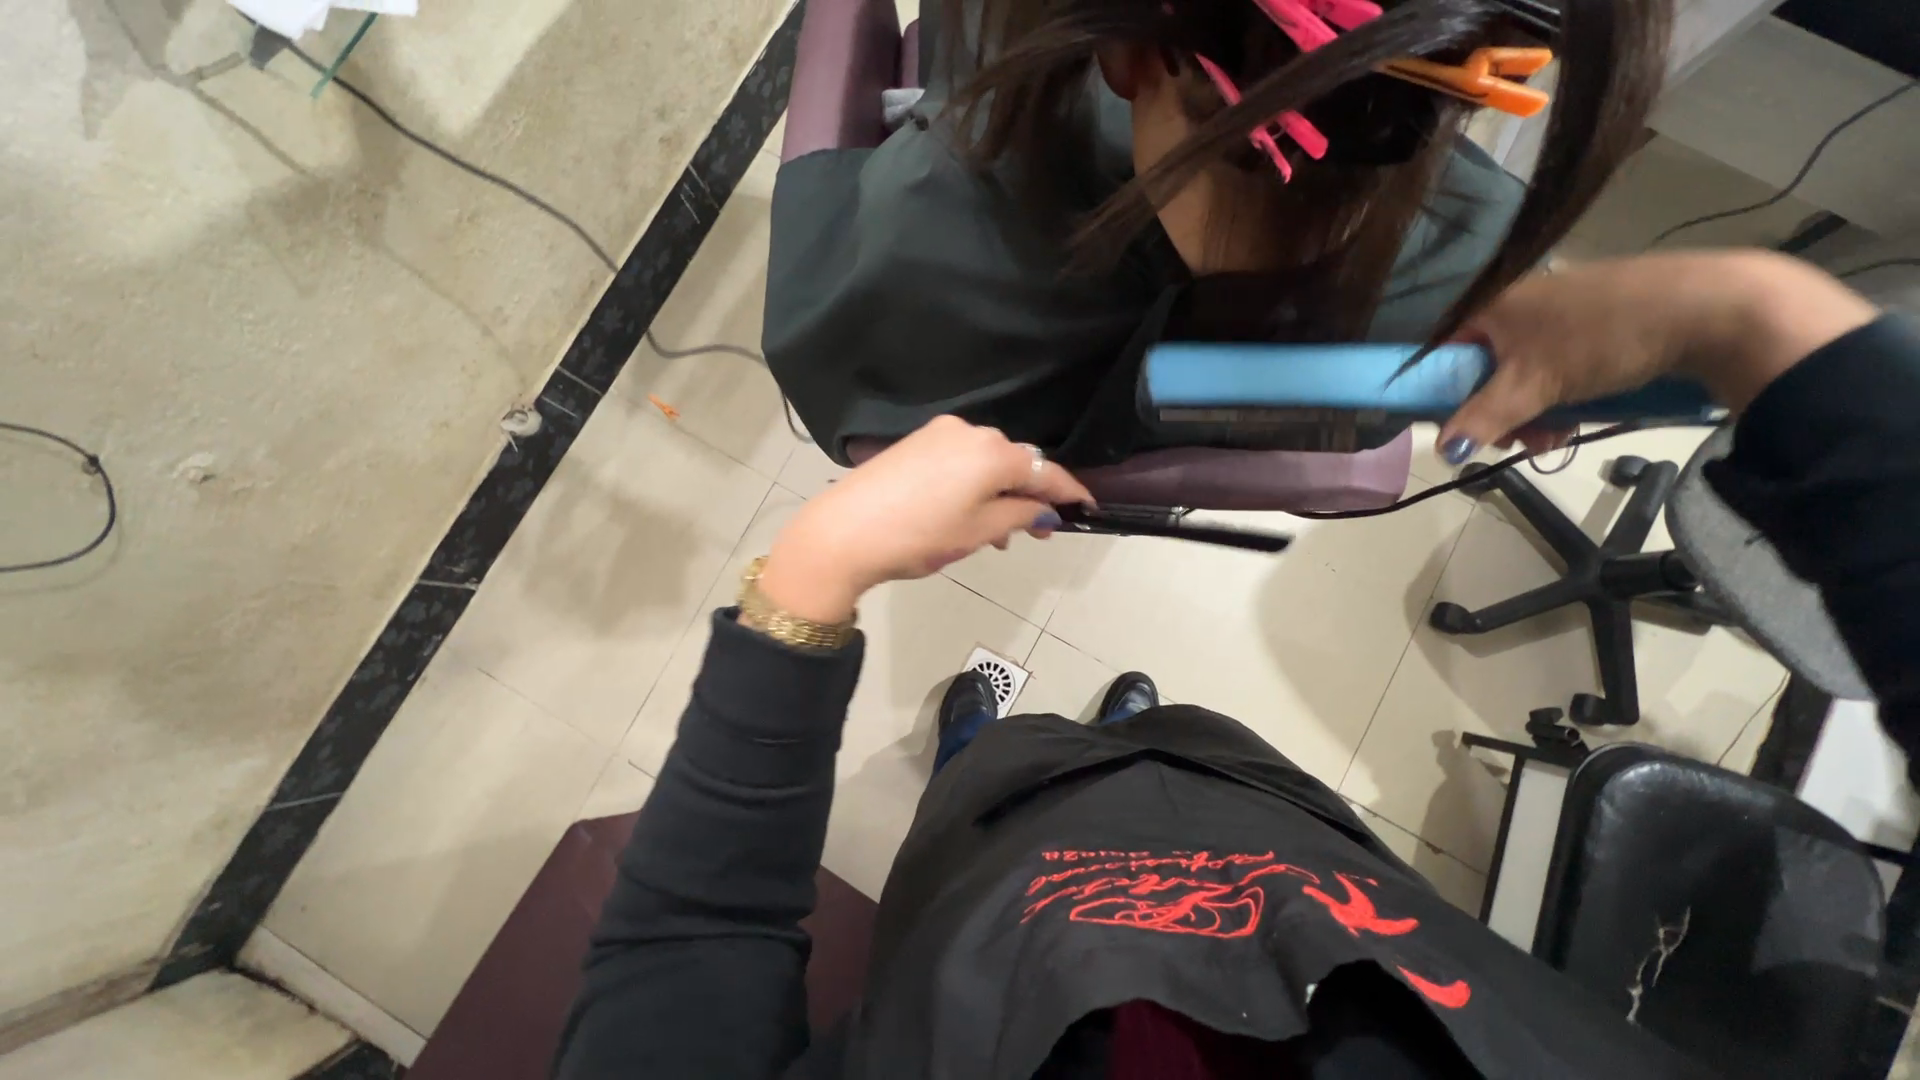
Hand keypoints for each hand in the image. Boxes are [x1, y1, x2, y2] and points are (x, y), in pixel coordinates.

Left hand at [754, 417, 1094, 622]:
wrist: (843, 532)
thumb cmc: (918, 536)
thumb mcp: (977, 533)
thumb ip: (1019, 516)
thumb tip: (1045, 512)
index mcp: (993, 453)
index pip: (1046, 472)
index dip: (1069, 492)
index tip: (1086, 507)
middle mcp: (970, 432)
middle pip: (1016, 462)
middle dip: (1029, 496)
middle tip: (1033, 533)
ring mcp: (940, 434)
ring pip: (987, 462)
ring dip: (999, 492)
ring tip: (995, 534)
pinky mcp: (916, 442)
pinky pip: (961, 459)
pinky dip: (973, 483)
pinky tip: (967, 512)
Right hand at [1437, 251, 1878, 460]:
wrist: (1717, 307)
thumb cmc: (1604, 336)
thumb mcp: (1533, 385)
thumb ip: (1482, 418)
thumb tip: (1443, 450)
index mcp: (1495, 305)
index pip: (1442, 349)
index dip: (1438, 389)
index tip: (1454, 423)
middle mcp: (1522, 303)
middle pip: (1484, 369)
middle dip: (1496, 412)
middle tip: (1514, 440)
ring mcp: (1564, 310)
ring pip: (1524, 372)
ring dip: (1531, 413)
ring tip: (1555, 438)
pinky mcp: (1601, 320)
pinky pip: (1559, 365)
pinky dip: (1562, 395)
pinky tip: (1580, 417)